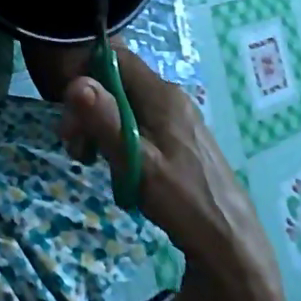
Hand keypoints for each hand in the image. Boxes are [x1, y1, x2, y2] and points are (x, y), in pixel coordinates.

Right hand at [30, 40, 278, 273]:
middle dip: (91, 109)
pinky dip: (122, 140)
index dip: (87, 74)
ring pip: (127, 106)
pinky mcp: (179, 139)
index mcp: (161, 94)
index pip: (116, 57)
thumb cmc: (181, 198)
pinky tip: (119, 169)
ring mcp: (177, 118)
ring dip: (103, 128)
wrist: (229, 242)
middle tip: (76, 148)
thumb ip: (105, 120)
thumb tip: (75, 83)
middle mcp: (170, 97)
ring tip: (94, 162)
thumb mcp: (136, 160)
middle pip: (119, 83)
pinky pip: (141, 125)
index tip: (70, 110)